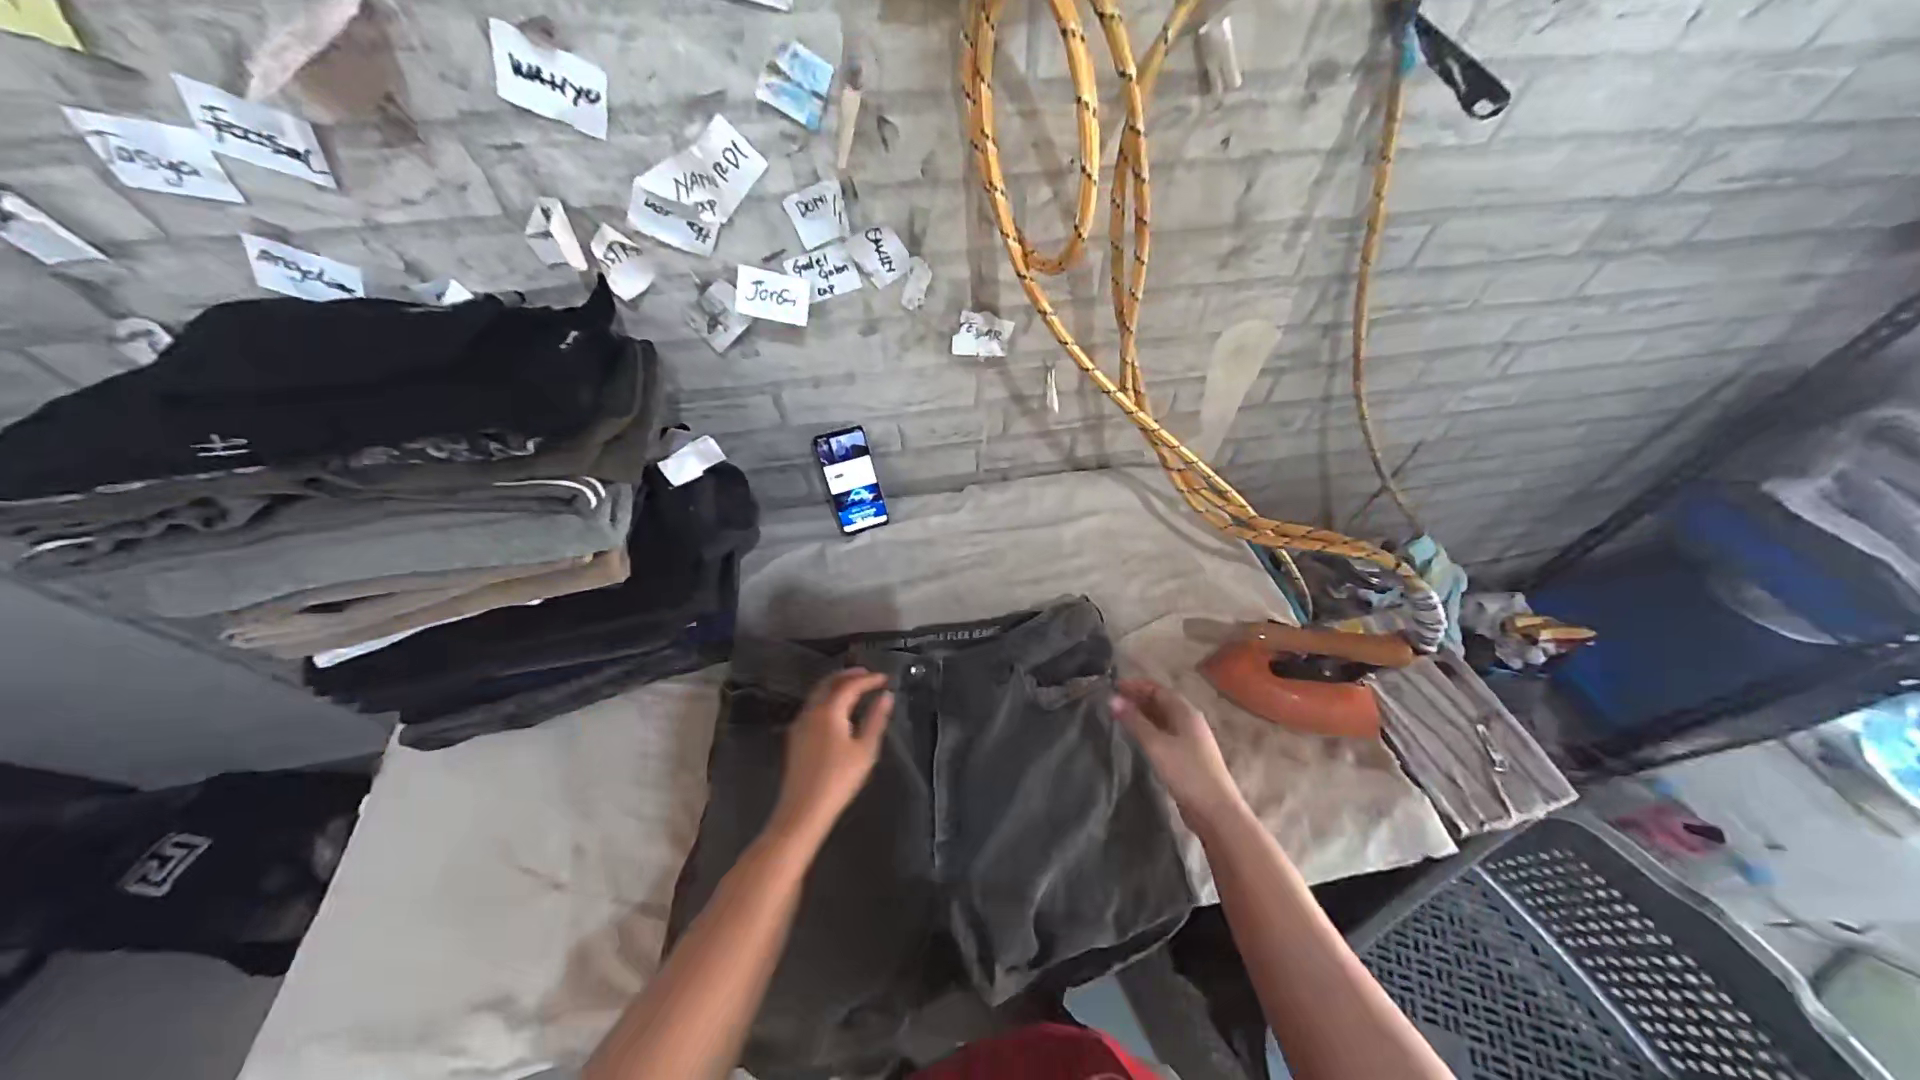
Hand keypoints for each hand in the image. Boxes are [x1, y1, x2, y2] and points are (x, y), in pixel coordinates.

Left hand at [770, 668, 894, 842]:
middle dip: (848, 675)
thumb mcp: (865, 750)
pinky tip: (837, 710)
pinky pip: (812, 707)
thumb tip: (886, 697)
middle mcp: (810, 711)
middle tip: (866, 673)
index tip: (885, 678)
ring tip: (854, 687)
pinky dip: (827, 699)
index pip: (850, 685)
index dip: (869, 679)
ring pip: (817, 694)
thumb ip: (876, 719)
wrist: (803, 810)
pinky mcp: (795, 738)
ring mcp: (799, 724)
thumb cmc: (839, 780)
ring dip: (836, 686)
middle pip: (828, 683)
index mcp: (828, 711)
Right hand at [1111, 677, 1247, 828]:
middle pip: (1161, 702)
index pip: (1158, 689)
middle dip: (1137, 699)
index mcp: (1185, 712)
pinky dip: (1149, 730)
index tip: (1112, 688)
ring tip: (1120, 718)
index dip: (1135, 686)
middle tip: (1112, 703)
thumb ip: (1134, 721)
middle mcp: (1190, 721)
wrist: (1215, 810)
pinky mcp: (1188, 757)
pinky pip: (1165, 734)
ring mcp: (1190, 740)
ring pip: (1163, 719)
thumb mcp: (1156, 744)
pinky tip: (1137, 738)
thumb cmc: (1186, 772)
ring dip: (1142, 715)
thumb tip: (1113, 699)